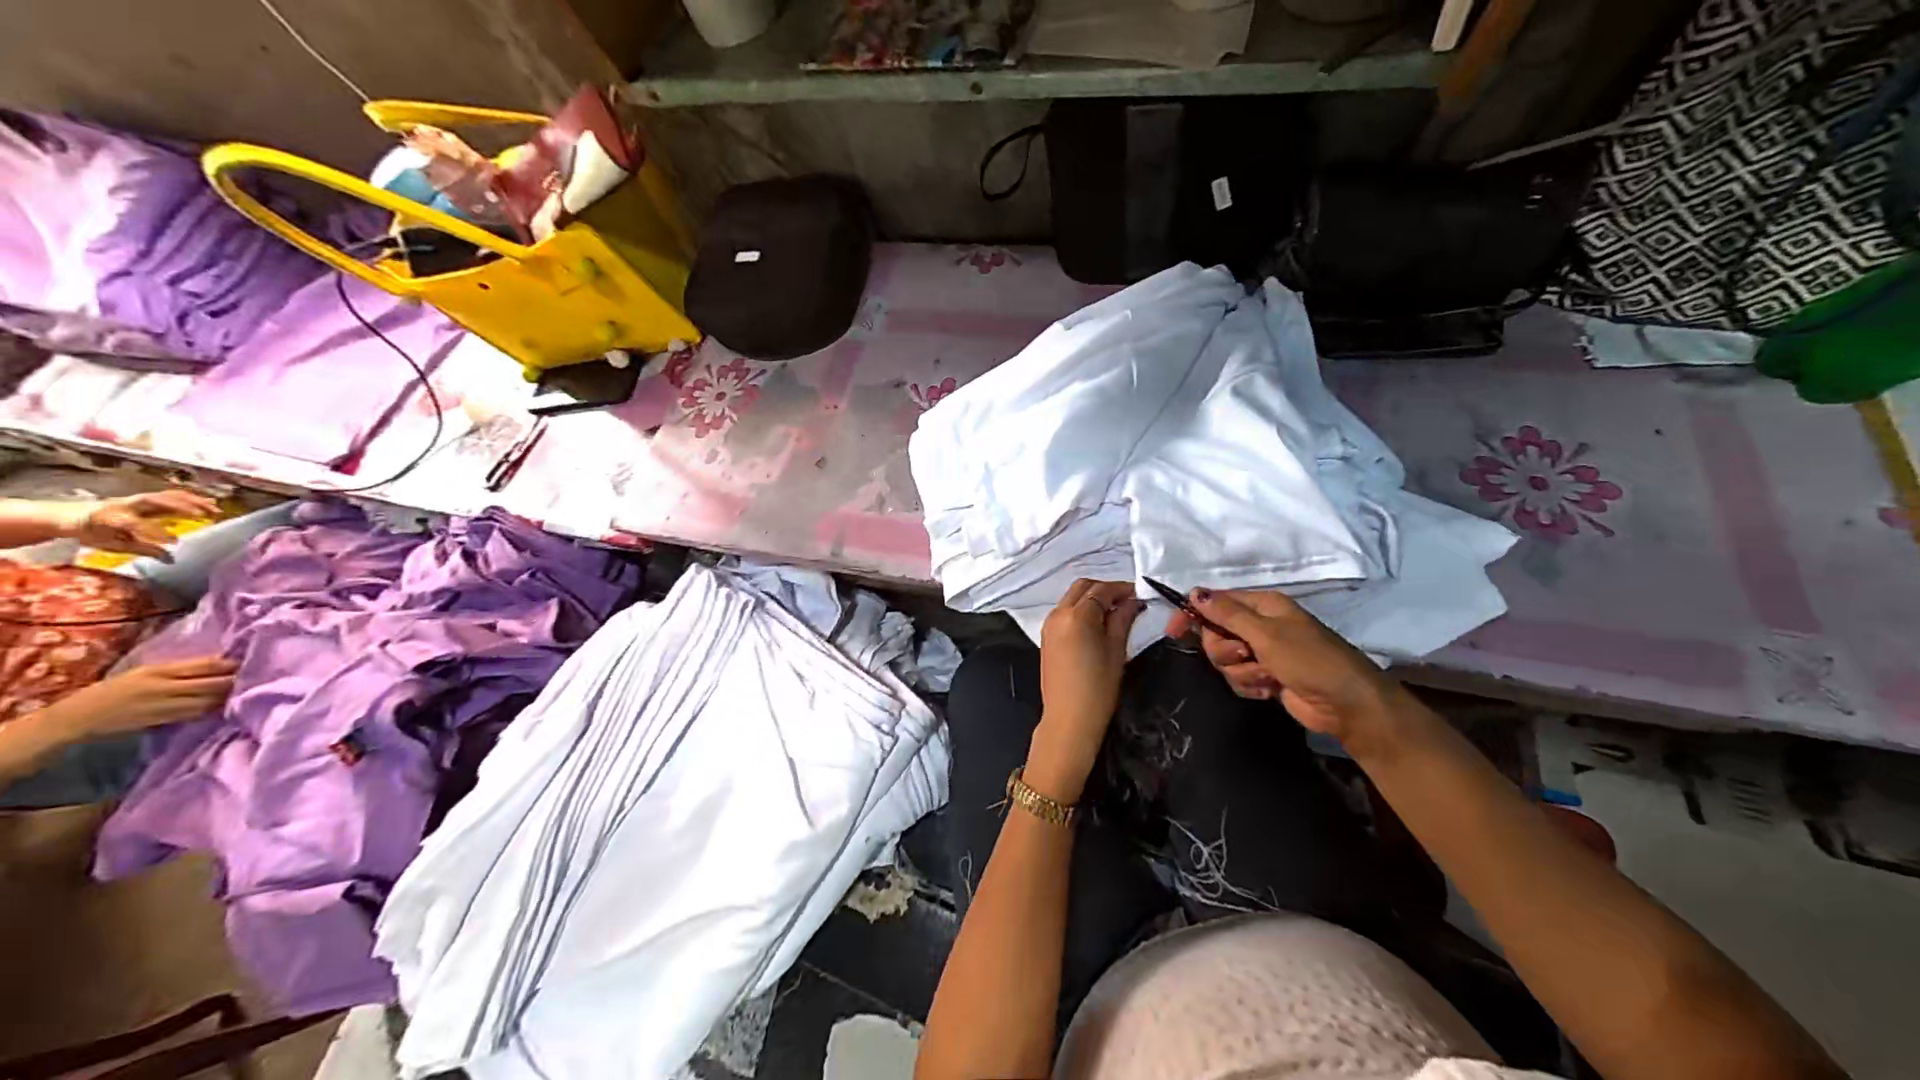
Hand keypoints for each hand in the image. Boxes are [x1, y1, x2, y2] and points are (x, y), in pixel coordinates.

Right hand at [38, 657, 238, 737]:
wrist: (78, 717)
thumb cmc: (114, 689)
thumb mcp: (146, 671)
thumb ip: (182, 668)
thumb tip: (221, 662)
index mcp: (159, 671)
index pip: (206, 665)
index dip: (231, 664)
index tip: (252, 659)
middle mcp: (164, 687)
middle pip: (213, 684)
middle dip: (237, 680)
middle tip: (258, 675)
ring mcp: (165, 706)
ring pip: (210, 701)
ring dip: (230, 695)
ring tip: (249, 689)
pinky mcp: (165, 720)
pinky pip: (199, 714)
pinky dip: (216, 708)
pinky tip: (229, 704)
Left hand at [67, 490, 219, 559]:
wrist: (71, 516)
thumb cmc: (92, 533)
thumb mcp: (112, 545)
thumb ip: (143, 549)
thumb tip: (171, 559)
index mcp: (112, 517)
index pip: (137, 524)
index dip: (156, 532)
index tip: (175, 542)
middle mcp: (126, 504)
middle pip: (158, 501)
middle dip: (184, 507)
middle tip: (210, 514)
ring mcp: (136, 499)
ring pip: (167, 496)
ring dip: (193, 500)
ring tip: (215, 507)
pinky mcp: (145, 498)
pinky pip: (169, 495)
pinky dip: (189, 497)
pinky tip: (206, 501)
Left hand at [1031, 579, 1142, 802]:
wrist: (1069, 719)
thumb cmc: (1098, 688)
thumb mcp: (1116, 650)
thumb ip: (1122, 620)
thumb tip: (1132, 602)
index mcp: (1077, 615)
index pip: (1102, 590)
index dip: (1122, 589)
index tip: (1139, 594)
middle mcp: (1058, 614)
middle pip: (1083, 587)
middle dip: (1105, 589)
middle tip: (1127, 601)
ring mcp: (1049, 625)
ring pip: (1072, 598)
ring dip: (1092, 598)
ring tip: (1115, 612)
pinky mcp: (1046, 636)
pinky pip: (1064, 612)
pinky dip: (1080, 610)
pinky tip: (1097, 624)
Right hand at [1168, 588, 1397, 745]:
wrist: (1346, 704)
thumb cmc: (1310, 659)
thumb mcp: (1265, 633)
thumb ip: (1226, 614)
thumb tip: (1194, 592)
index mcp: (1262, 606)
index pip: (1215, 602)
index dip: (1193, 614)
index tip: (1174, 630)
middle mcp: (1260, 626)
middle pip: (1215, 634)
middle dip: (1224, 650)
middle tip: (1244, 655)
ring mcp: (1262, 653)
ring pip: (1225, 660)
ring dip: (1241, 671)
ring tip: (1266, 675)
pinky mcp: (1266, 677)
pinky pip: (1238, 678)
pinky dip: (1250, 685)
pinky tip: (1269, 689)